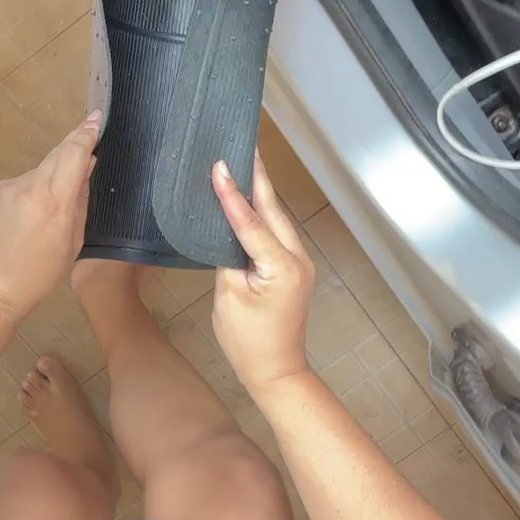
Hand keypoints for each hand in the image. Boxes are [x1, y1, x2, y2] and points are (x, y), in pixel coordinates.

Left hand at [0, 110, 103, 321]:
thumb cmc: (36, 276)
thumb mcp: (70, 244)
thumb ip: (79, 201)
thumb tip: (85, 168)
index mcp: (52, 201)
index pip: (73, 154)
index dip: (87, 134)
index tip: (97, 117)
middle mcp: (27, 186)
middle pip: (56, 155)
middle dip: (73, 148)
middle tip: (90, 139)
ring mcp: (5, 187)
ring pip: (38, 174)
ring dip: (50, 183)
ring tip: (48, 218)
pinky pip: (20, 186)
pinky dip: (30, 195)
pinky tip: (26, 223)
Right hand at [209, 155, 317, 393]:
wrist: (276, 372)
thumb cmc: (247, 340)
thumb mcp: (229, 296)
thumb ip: (228, 257)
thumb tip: (227, 230)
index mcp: (280, 266)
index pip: (250, 221)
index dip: (232, 193)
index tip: (220, 165)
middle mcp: (297, 258)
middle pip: (273, 210)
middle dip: (258, 179)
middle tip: (244, 147)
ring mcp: (300, 263)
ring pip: (278, 219)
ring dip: (262, 193)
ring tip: (247, 164)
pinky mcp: (294, 269)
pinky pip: (278, 233)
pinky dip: (264, 214)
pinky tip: (252, 201)